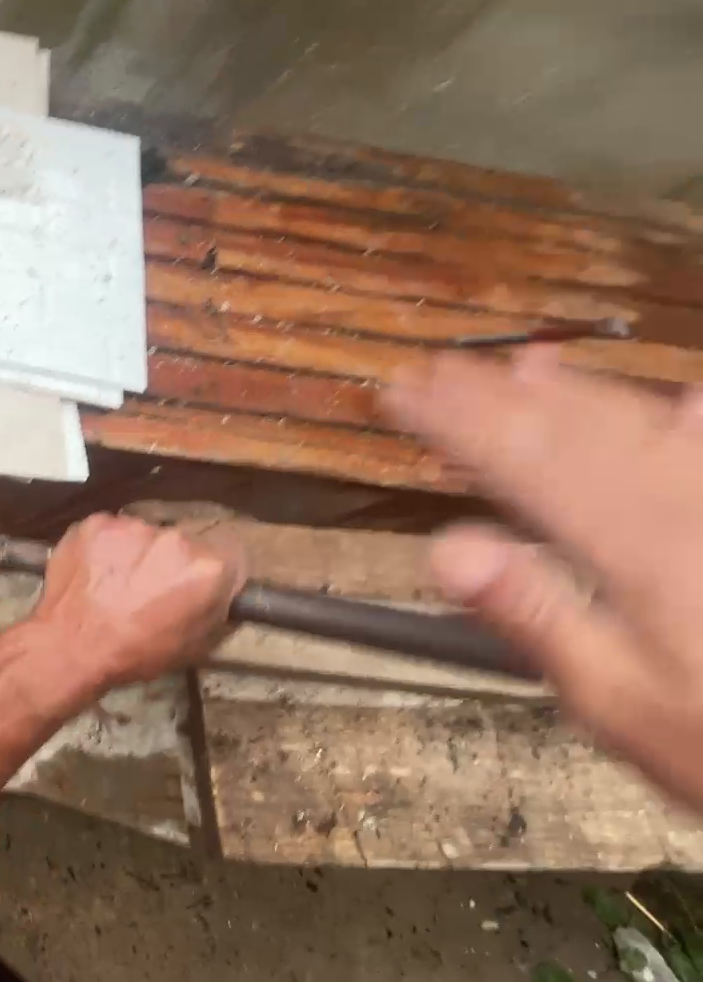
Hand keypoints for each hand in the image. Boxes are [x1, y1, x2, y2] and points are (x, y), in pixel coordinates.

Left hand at [21, 514, 243, 687]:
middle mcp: (173, 537)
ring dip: (136, 551)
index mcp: (208, 567)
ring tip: (116, 581)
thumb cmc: (138, 651)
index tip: (197, 585)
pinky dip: (104, 546)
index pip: (230, 555)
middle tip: (151, 588)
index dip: (214, 572)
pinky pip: (109, 530)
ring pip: (143, 533)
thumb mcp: (199, 643)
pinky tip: (94, 570)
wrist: (72, 643)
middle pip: (183, 542)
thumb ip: (220, 607)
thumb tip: (225, 590)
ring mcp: (130, 526)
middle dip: (172, 561)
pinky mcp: (94, 523)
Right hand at [384, 348, 702, 809]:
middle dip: (502, 396)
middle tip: (439, 368)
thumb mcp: (622, 706)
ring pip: (657, 430)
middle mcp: (693, 514)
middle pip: (584, 433)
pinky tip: (682, 399)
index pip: (525, 462)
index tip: (399, 392)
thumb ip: (538, 620)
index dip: (455, 421)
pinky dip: (692, 419)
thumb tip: (448, 551)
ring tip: (525, 366)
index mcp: (642, 554)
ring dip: (581, 395)